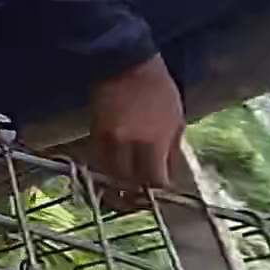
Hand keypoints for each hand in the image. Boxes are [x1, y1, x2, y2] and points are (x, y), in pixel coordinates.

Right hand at [87, 54, 183, 193]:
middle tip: (136, 200)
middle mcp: (128, 146)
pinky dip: (105, 168)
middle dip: (132, 194)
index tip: (159, 194)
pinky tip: (110, 169)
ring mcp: (107, 140)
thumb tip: (165, 173)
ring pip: (108, 173)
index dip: (157, 191)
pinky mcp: (93, 134)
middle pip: (127, 181)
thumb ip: (169, 149)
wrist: (125, 69)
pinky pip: (98, 159)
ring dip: (115, 184)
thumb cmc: (158, 91)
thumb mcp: (176, 121)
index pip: (154, 180)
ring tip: (120, 190)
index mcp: (154, 142)